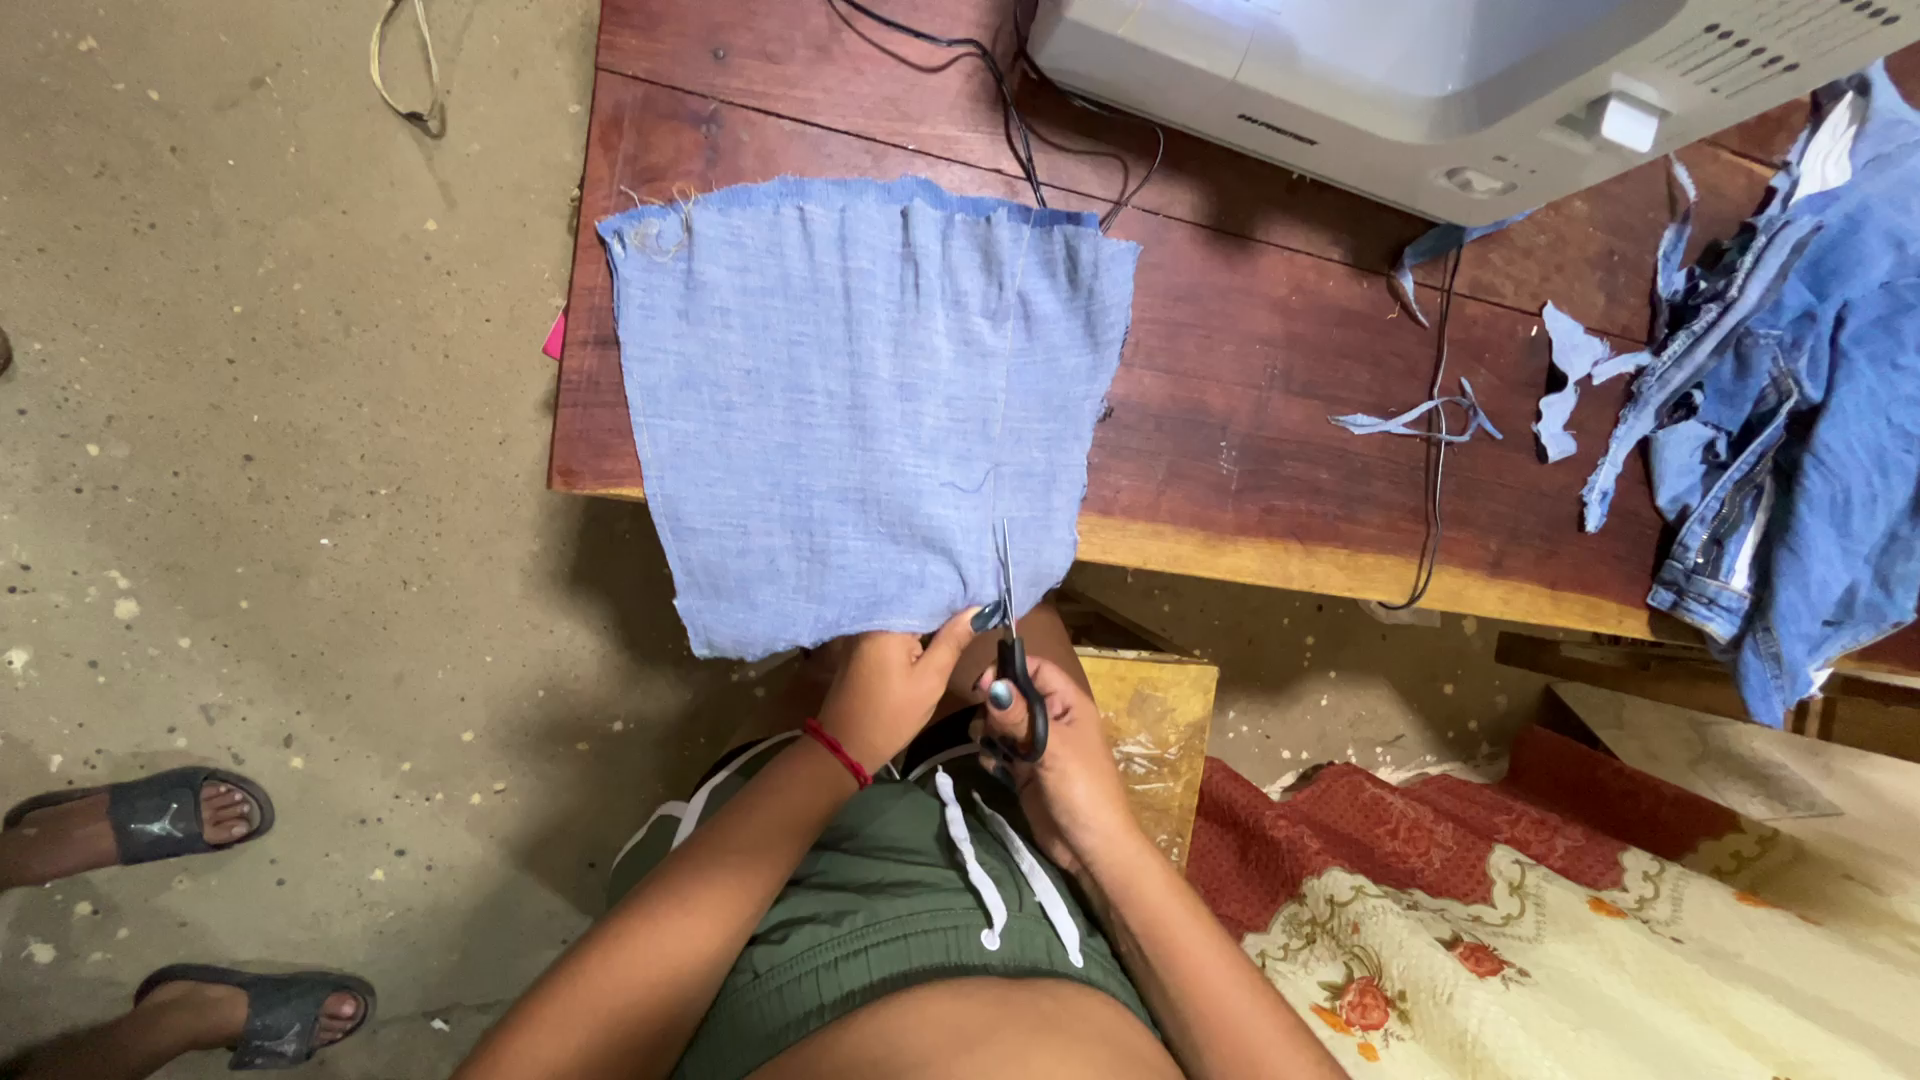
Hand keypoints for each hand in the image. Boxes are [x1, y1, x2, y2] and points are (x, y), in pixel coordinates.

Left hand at [814, 608, 979, 772]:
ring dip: (932, 613)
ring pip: (907, 611)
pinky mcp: (863, 641)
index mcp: (889, 621)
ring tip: (965, 610)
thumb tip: (979, 609)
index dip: (959, 593)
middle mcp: (873, 615)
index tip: (986, 593)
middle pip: (917, 599)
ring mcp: (864, 628)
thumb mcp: (930, 680)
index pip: (931, 592)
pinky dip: (916, 625)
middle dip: (947, 601)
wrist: (845, 746)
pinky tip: (936, 628)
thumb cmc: (891, 715)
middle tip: (981, 603)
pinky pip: (895, 623)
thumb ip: (954, 641)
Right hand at [972, 656, 1139, 876]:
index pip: (1036, 668)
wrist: (1090, 848)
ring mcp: (1037, 746)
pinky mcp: (1024, 771)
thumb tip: (992, 685)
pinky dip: (991, 755)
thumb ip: (1020, 717)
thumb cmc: (1082, 790)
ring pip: (1002, 723)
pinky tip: (993, 767)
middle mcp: (1052, 720)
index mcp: (1068, 704)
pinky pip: (999, 751)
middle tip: (991, 727)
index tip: (983, 686)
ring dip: (989, 731)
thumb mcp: (1052, 749)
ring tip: (990, 747)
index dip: (1009, 670)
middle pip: (1014, 694)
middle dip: (995, 705)